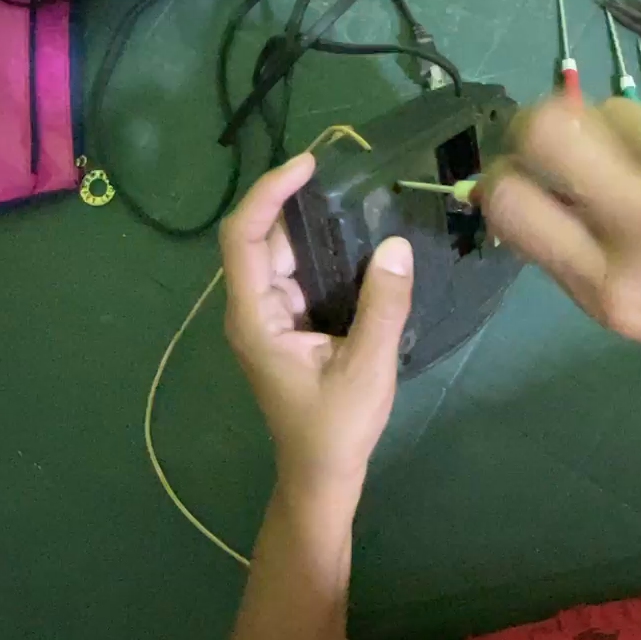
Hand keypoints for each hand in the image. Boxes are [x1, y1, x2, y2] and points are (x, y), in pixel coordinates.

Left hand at [221, 153, 415, 506]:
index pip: (243, 238)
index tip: (307, 165)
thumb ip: (383, 306)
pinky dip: (320, 250)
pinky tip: (354, 237)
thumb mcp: (368, 367)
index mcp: (255, 317)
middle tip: (340, 173)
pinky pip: (297, 273)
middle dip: (291, 201)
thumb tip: (397, 245)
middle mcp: (253, 309)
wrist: (322, 474)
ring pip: (280, 254)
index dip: (268, 194)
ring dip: (307, 223)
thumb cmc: (336, 428)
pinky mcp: (287, 324)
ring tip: (351, 194)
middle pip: (260, 239)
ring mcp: (269, 316)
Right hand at [479, 98, 640, 407]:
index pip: (512, 202)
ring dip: (604, 133)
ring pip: (610, 111)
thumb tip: (530, 197)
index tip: (509, 182)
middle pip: (547, 126)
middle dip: (527, 127)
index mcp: (618, 290)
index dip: (494, 181)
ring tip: (639, 167)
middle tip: (545, 145)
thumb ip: (580, 258)